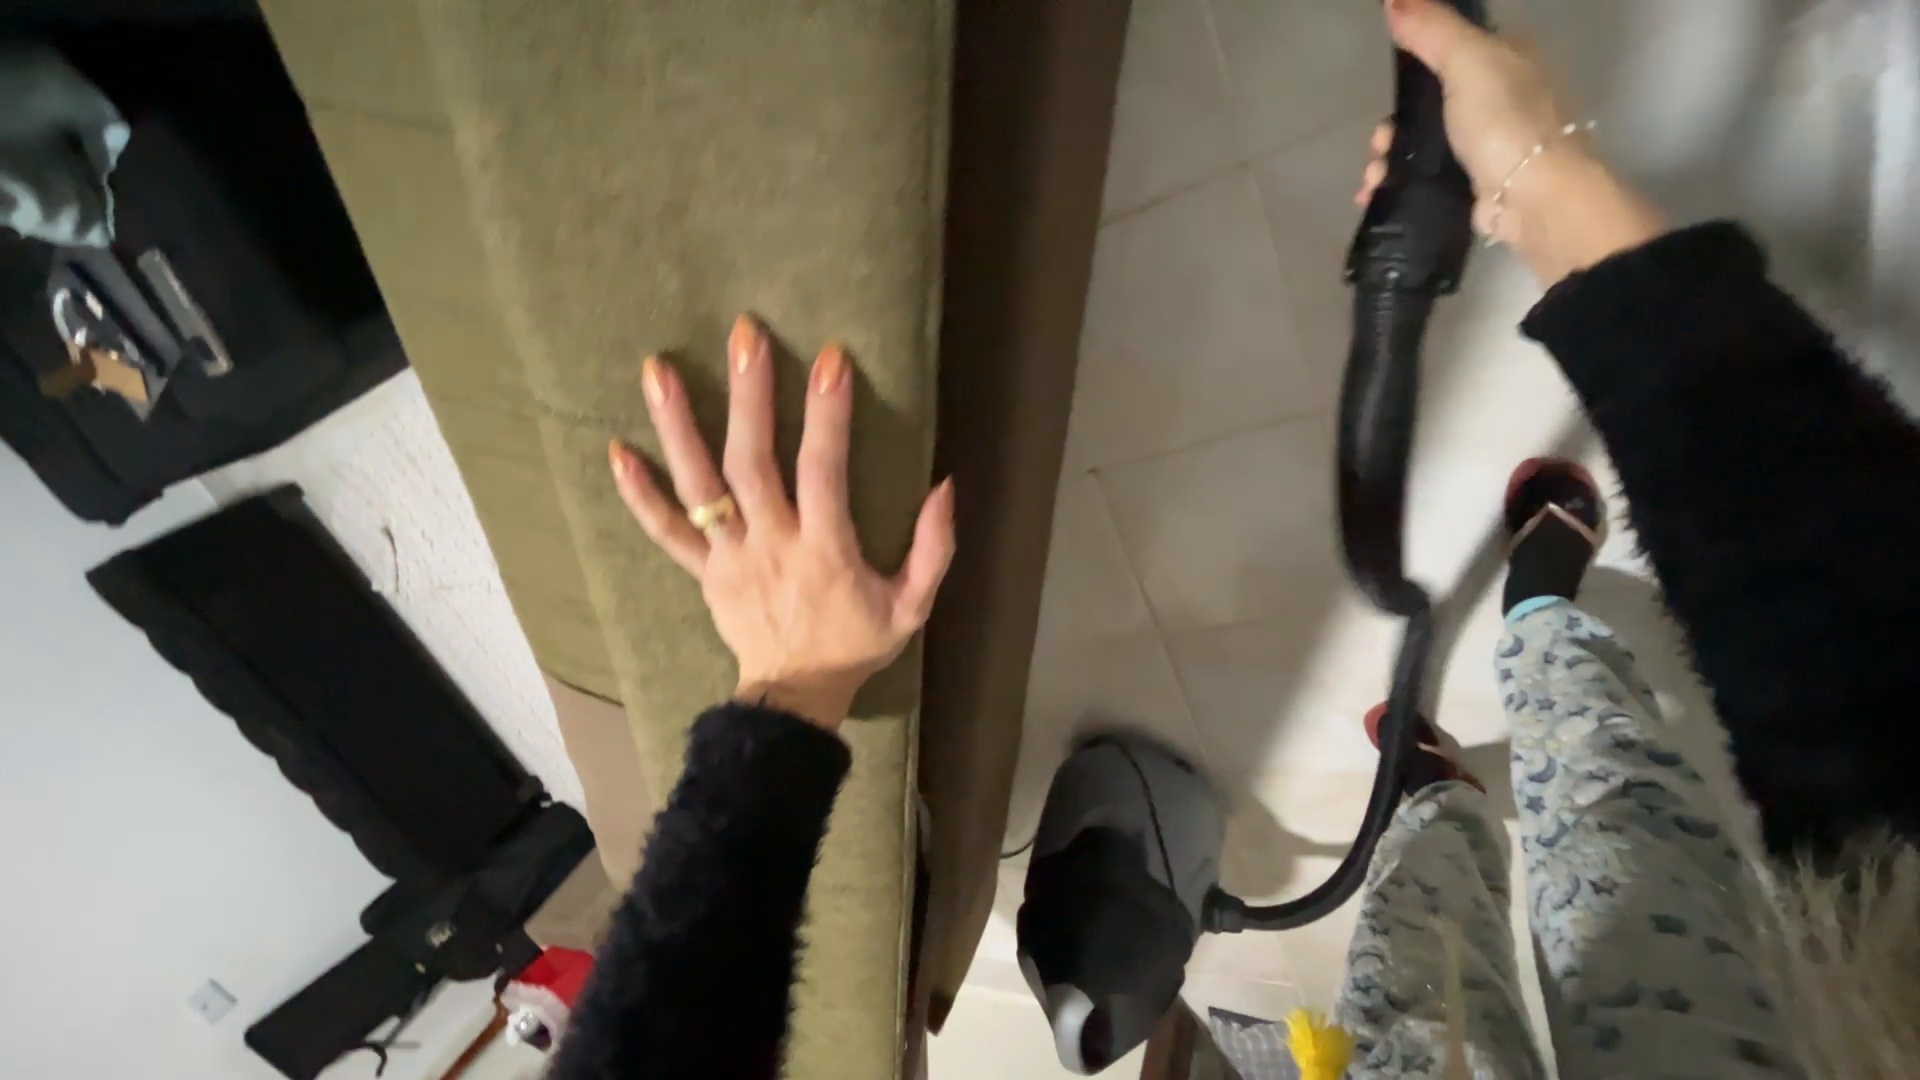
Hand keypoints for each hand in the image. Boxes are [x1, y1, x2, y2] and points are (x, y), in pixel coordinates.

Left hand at [609, 316, 956, 731]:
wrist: (796, 698)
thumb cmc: (857, 645)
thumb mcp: (912, 607)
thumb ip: (933, 550)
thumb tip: (944, 486)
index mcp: (824, 550)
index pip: (823, 472)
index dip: (827, 416)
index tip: (830, 360)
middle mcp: (770, 545)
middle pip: (752, 464)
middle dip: (749, 398)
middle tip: (745, 336)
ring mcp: (728, 558)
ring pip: (699, 487)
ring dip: (677, 427)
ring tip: (657, 369)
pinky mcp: (704, 572)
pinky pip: (666, 533)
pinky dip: (640, 495)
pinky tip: (617, 452)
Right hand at [1359, 0, 1662, 283]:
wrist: (1528, 195)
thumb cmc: (1503, 122)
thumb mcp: (1467, 62)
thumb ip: (1432, 31)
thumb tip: (1393, 0)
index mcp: (1505, 59)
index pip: (1450, 51)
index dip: (1412, 68)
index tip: (1388, 92)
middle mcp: (1496, 98)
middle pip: (1425, 105)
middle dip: (1392, 127)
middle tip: (1380, 145)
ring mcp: (1482, 143)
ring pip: (1418, 145)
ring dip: (1387, 160)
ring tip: (1374, 179)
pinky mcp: (1467, 183)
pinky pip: (1419, 177)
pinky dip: (1393, 185)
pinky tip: (1375, 194)